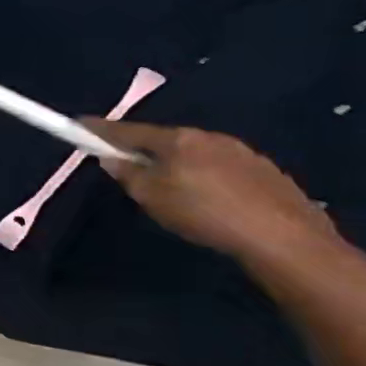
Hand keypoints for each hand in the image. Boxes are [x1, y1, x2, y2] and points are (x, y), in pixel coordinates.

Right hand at [82, 118, 344, 263]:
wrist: (286, 241)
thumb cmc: (205, 214)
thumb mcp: (151, 197)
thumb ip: (127, 173)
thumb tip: (112, 157)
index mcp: (178, 139)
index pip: (128, 130)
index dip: (100, 129)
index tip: (78, 125)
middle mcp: (210, 137)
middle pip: (165, 140)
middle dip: (145, 149)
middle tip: (130, 167)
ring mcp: (244, 154)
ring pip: (196, 154)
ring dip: (180, 164)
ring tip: (175, 190)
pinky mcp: (268, 174)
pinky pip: (223, 169)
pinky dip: (208, 178)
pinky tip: (212, 200)